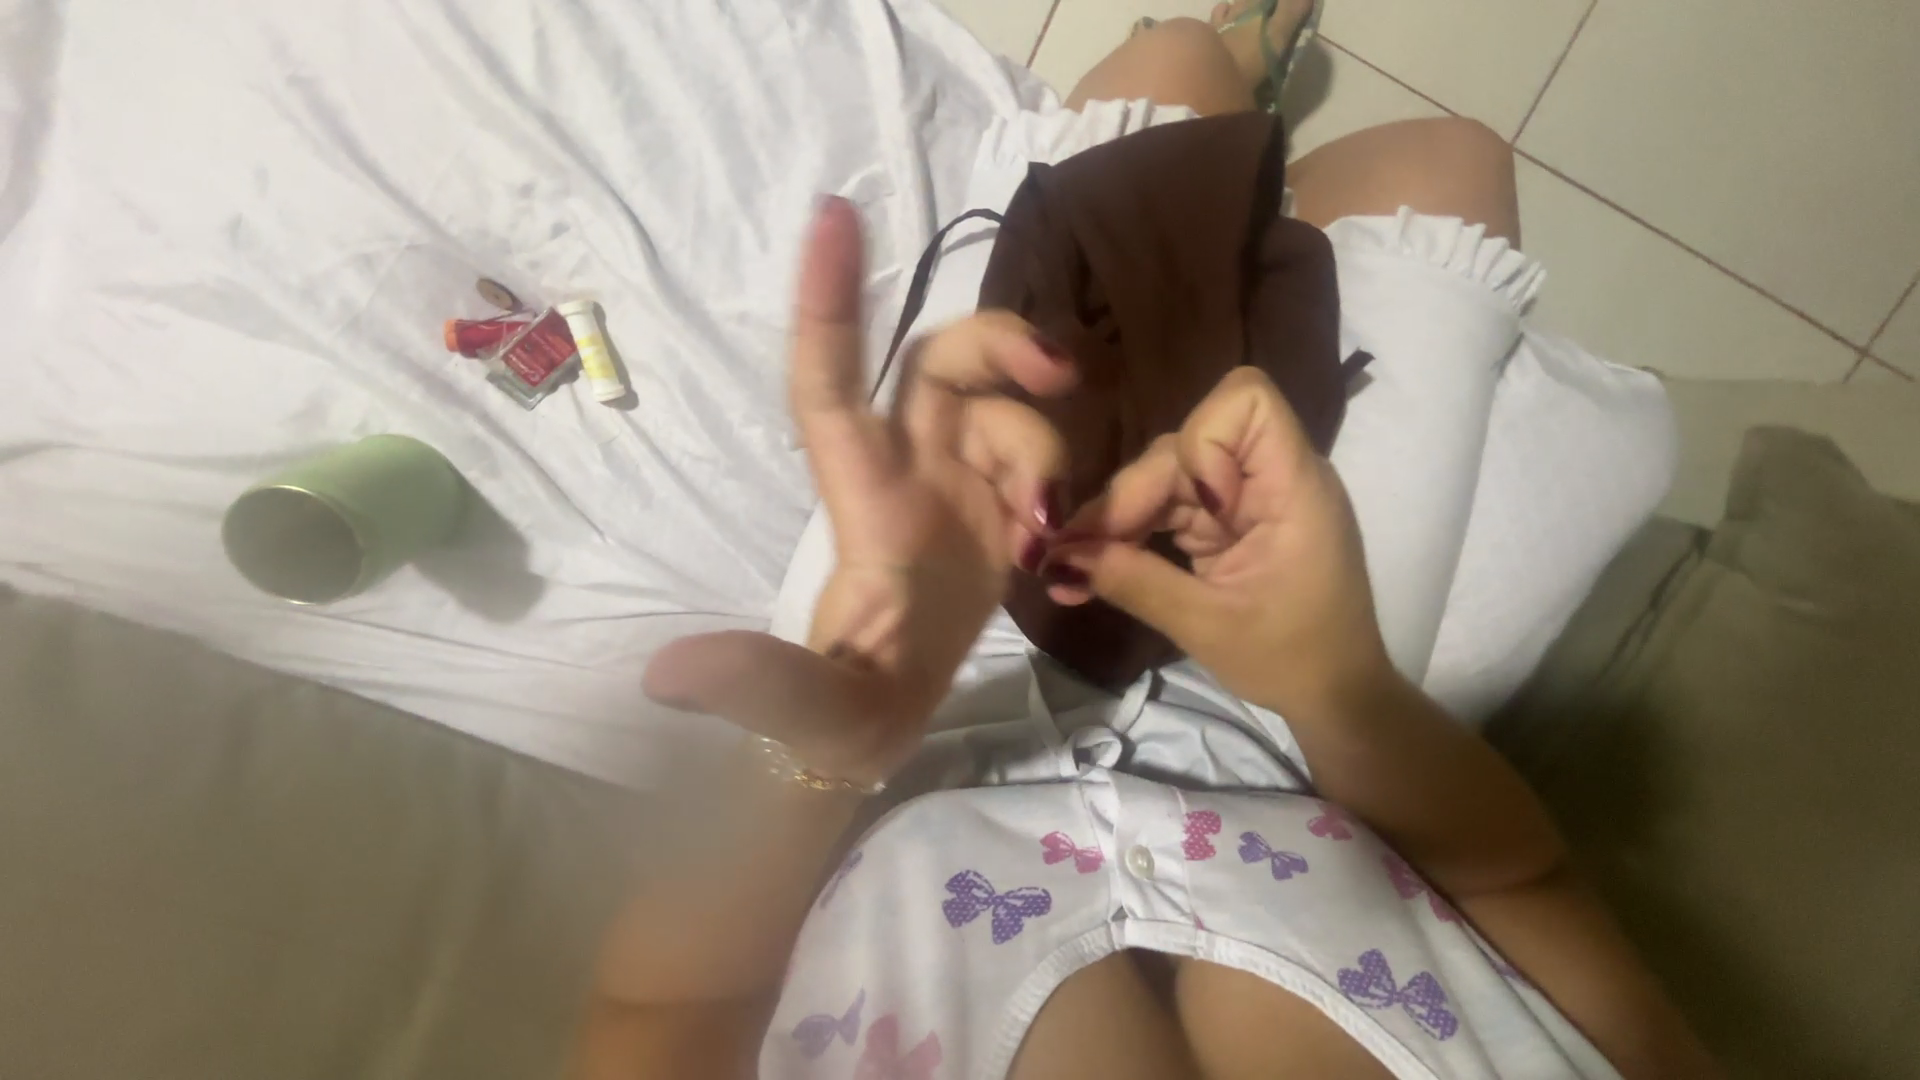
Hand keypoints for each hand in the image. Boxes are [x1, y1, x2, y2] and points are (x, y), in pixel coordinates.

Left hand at [643, 197, 1075, 784]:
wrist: (889, 724)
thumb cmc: (836, 710)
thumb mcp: (803, 706)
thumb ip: (752, 684)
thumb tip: (664, 677)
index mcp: (857, 496)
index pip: (833, 383)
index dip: (832, 302)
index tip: (834, 212)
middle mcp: (905, 471)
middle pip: (946, 362)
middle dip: (1002, 344)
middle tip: (1060, 372)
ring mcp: (956, 487)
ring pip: (1012, 415)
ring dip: (1044, 454)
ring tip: (1044, 531)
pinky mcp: (998, 511)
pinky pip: (1042, 459)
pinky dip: (1061, 482)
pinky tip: (1055, 540)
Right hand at [1045, 367, 1389, 718]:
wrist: (1333, 695)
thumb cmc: (1291, 660)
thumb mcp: (1207, 626)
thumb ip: (1135, 582)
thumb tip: (1059, 557)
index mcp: (1291, 487)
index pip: (1247, 402)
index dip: (1201, 441)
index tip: (1190, 507)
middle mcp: (1268, 477)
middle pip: (1184, 445)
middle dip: (1133, 495)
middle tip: (1079, 551)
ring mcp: (1244, 497)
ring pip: (1167, 475)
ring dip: (1122, 515)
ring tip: (1077, 566)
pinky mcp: (1225, 520)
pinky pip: (1168, 506)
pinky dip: (1133, 531)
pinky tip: (1099, 564)